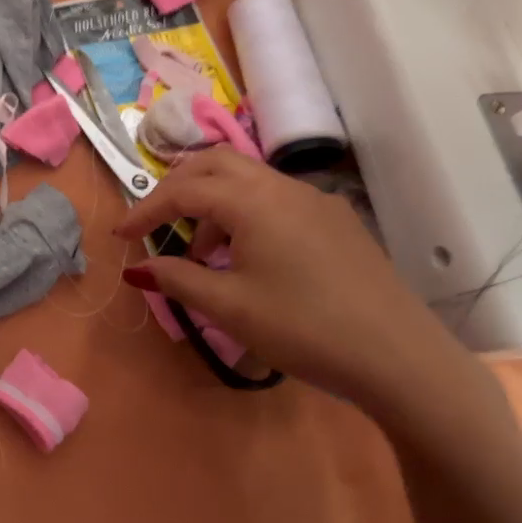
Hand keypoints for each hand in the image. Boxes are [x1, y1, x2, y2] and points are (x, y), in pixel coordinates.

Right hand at [115, 148, 469, 410]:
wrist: (402, 359)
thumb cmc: (305, 329)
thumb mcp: (231, 309)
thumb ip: (178, 280)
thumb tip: (136, 269)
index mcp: (251, 200)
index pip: (183, 191)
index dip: (145, 210)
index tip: (120, 237)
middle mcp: (281, 186)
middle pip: (215, 163)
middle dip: (178, 187)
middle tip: (156, 223)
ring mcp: (315, 200)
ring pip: (248, 178)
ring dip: (214, 202)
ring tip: (205, 255)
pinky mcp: (338, 221)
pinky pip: (276, 198)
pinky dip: (247, 212)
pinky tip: (252, 257)